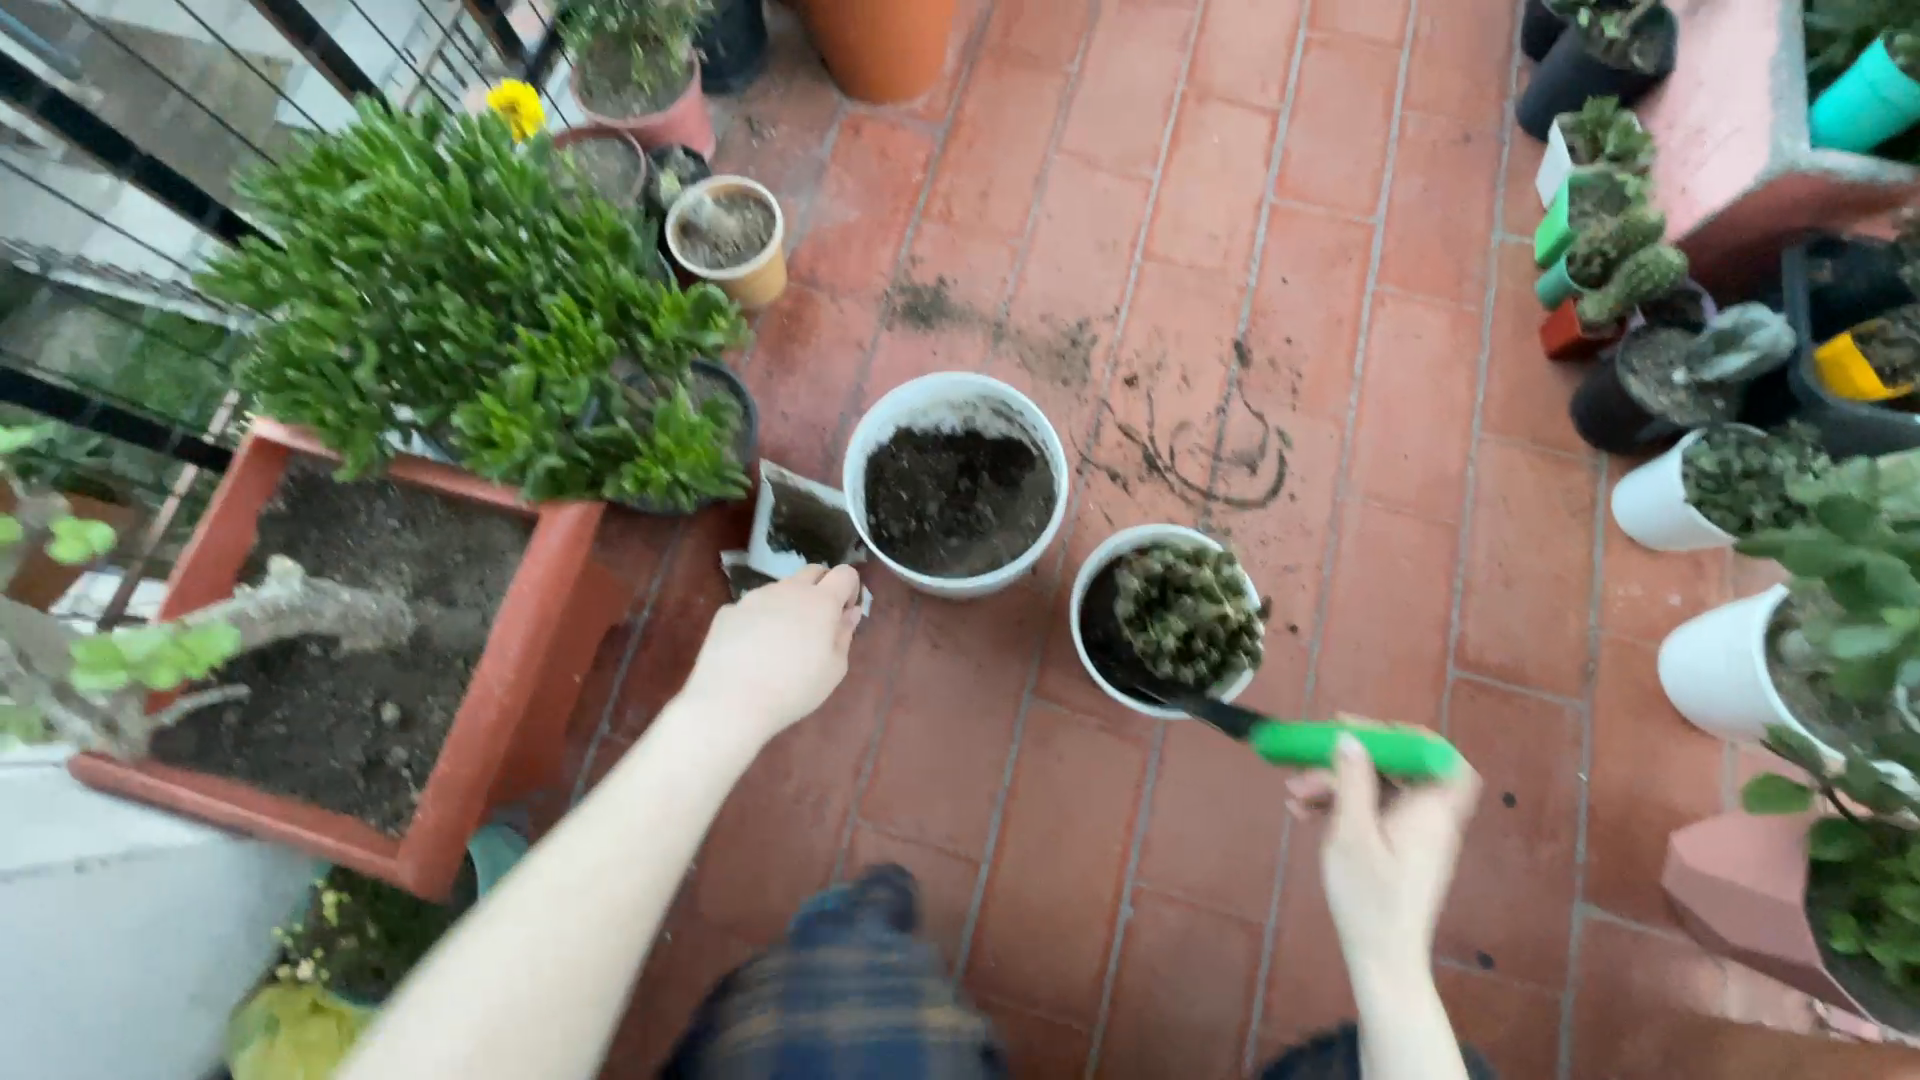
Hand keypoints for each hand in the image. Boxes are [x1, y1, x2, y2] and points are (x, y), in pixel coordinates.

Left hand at [679, 565, 864, 741]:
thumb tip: (849, 612)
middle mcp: (788, 589)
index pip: (845, 573)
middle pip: (812, 571)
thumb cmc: (794, 689)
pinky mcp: (728, 610)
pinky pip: (752, 607)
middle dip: (822, 587)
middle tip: (818, 623)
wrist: (731, 701)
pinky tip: (751, 650)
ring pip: (780, 589)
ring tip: (781, 641)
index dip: (850, 588)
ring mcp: (755, 597)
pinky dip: (759, 619)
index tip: (844, 613)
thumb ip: (844, 634)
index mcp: (821, 601)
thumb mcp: (834, 669)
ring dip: (788, 603)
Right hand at [1287, 732, 1480, 980]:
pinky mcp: (1394, 849)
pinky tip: (1303, 813)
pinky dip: (1338, 806)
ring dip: (1333, 784)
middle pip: (1394, 768)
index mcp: (1429, 809)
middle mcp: (1426, 817)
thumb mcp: (1352, 833)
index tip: (1359, 731)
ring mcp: (1410, 834)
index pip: (1438, 756)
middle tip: (1306, 761)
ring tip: (1293, 794)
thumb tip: (1350, 738)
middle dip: (1346, 761)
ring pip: (1375, 790)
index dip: (1403, 735)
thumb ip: (1353, 782)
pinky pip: (1369, 812)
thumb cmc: (1369, 897)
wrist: (1380, 958)